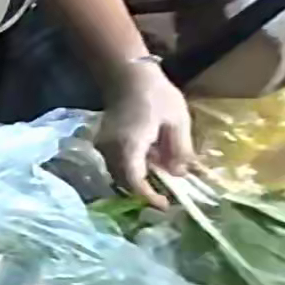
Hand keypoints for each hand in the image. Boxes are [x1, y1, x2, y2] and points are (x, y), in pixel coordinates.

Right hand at [99, 61, 194, 205]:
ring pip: (117, 172)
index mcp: (129, 146)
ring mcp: (103, 145)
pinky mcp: (103, 142)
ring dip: (137, 179)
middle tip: (165, 197)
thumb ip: (179, 150)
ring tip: (160, 181)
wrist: (127, 77)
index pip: (133, 180)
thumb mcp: (178, 122)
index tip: (165, 206)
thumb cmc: (156, 96)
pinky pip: (115, 162)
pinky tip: (149, 164)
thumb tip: (181, 175)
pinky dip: (132, 169)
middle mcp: (109, 149)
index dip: (148, 196)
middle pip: (122, 179)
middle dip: (142, 190)